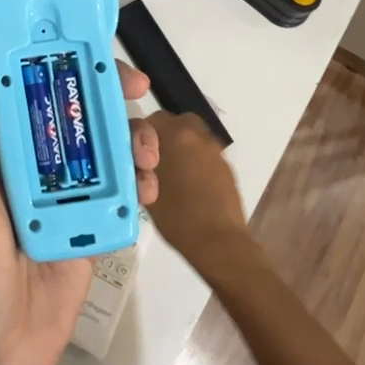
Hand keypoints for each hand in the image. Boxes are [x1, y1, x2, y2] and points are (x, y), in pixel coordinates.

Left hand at [0, 42, 159, 364]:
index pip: (30, 89)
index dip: (59, 61)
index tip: (89, 45)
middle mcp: (31, 165)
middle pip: (76, 115)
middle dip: (109, 98)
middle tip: (139, 90)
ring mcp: (64, 199)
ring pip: (105, 152)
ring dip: (132, 141)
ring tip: (148, 151)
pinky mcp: (90, 232)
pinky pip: (120, 197)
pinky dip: (139, 185)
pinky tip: (150, 188)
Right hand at [139, 112, 249, 267]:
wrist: (219, 242)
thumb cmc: (177, 217)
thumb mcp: (144, 191)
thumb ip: (138, 167)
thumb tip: (138, 161)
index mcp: (174, 136)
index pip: (148, 121)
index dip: (139, 139)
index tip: (140, 162)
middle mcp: (197, 135)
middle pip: (173, 123)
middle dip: (160, 138)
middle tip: (151, 164)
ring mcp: (215, 150)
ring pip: (191, 137)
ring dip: (179, 148)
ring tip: (171, 175)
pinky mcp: (226, 166)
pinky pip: (204, 154)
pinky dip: (194, 162)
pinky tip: (189, 186)